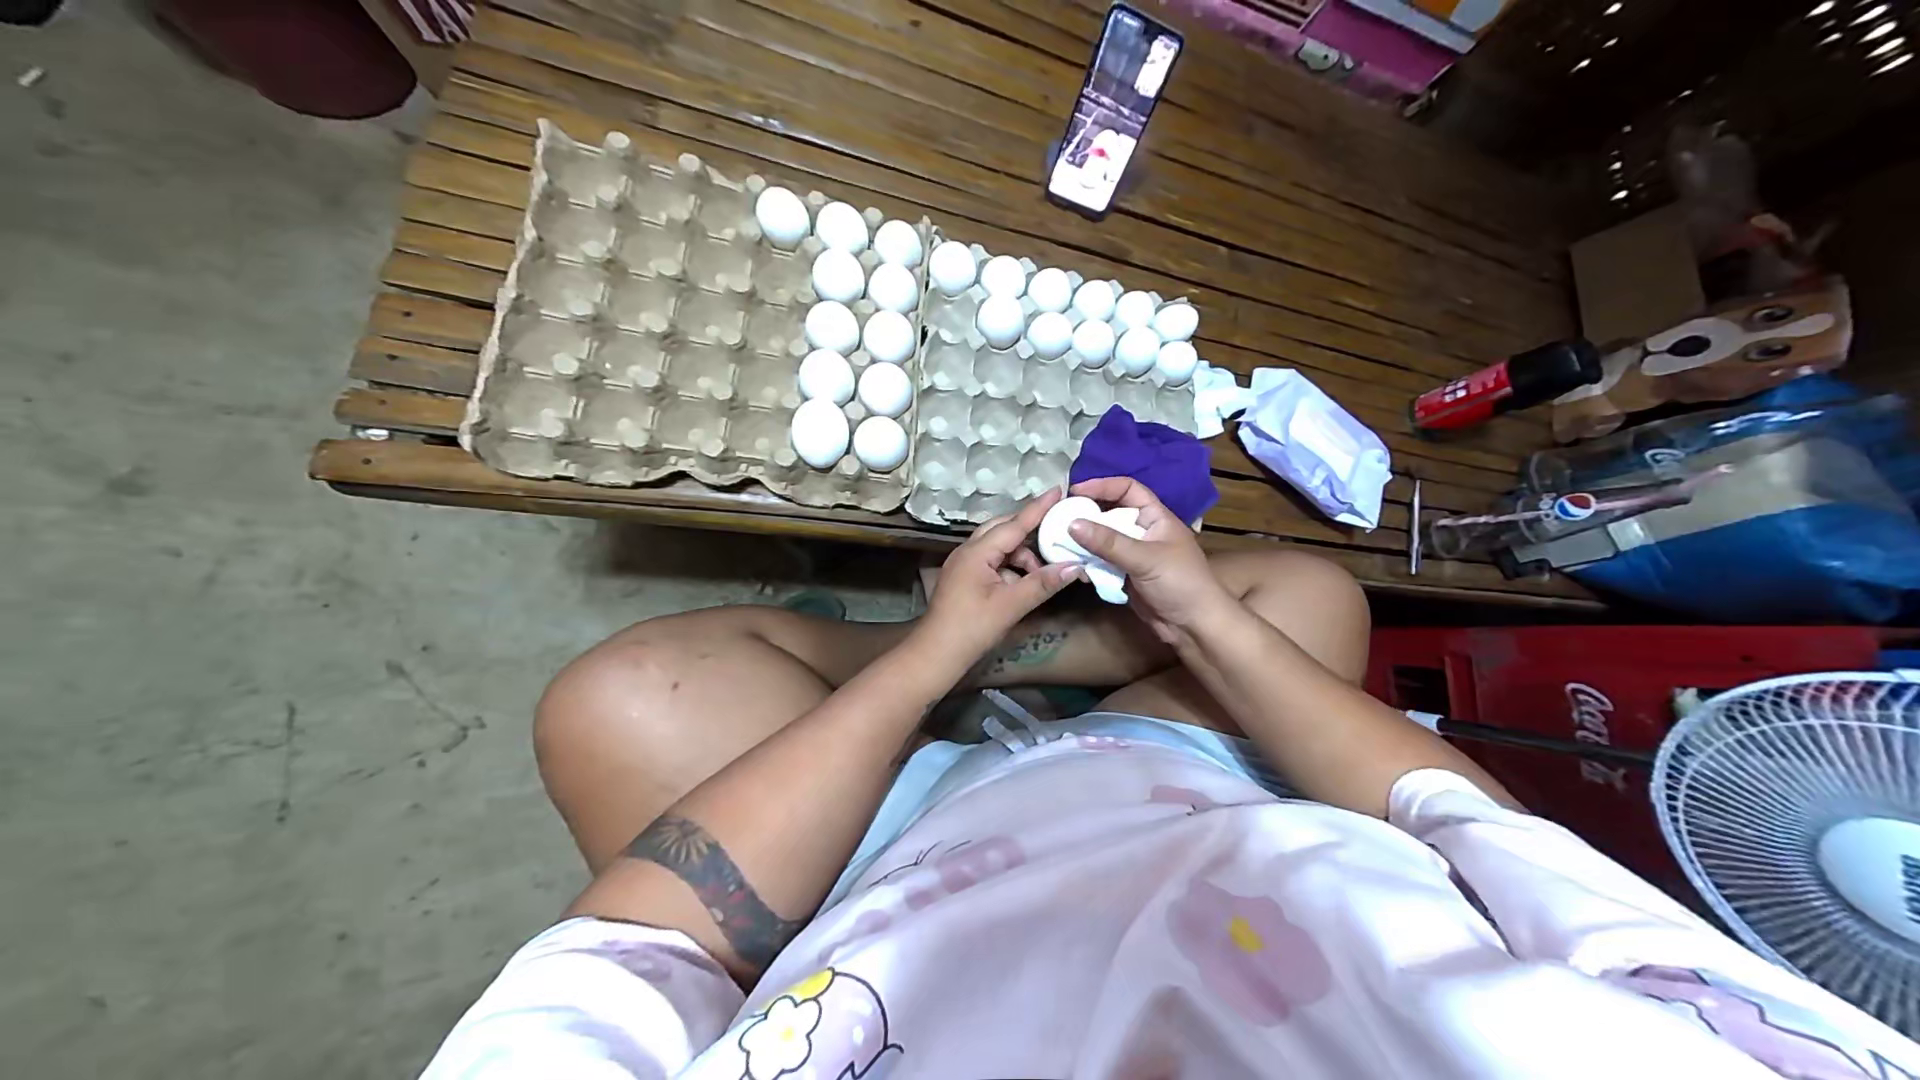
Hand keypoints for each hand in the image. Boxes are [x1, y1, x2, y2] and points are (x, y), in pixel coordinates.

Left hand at [915, 489, 1082, 664]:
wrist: (936, 654)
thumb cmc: (972, 628)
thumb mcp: (1011, 605)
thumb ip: (1043, 583)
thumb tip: (1076, 566)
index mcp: (977, 552)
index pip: (1014, 524)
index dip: (1038, 508)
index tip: (1059, 489)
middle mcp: (967, 551)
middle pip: (1003, 529)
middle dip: (1030, 532)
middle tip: (1057, 535)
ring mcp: (963, 564)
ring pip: (998, 547)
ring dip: (1021, 556)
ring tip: (1041, 575)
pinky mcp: (964, 577)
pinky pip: (991, 561)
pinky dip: (1010, 568)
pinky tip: (1022, 585)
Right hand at [1066, 477, 1235, 645]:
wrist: (1193, 627)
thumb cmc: (1180, 583)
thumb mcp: (1145, 558)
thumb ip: (1108, 542)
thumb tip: (1072, 524)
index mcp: (1155, 517)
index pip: (1128, 489)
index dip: (1102, 485)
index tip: (1075, 491)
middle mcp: (1142, 532)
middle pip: (1109, 514)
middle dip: (1086, 514)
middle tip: (1058, 518)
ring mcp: (1132, 555)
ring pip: (1102, 540)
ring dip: (1083, 542)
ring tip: (1059, 543)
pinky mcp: (1124, 575)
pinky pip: (1101, 563)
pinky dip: (1087, 563)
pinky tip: (1074, 567)